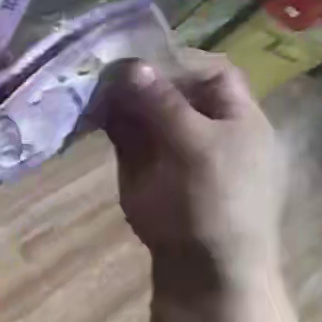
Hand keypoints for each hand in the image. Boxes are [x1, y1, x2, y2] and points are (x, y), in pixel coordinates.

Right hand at [99, 50, 295, 290]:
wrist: (203, 267)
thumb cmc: (218, 201)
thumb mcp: (199, 146)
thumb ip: (165, 103)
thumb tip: (132, 65)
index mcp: (234, 114)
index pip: (210, 71)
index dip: (179, 59)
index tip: (143, 54)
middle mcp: (201, 120)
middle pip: (169, 82)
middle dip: (139, 72)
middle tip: (105, 61)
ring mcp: (169, 140)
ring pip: (141, 103)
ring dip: (117, 91)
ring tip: (90, 79)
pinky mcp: (140, 159)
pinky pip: (121, 127)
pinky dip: (105, 114)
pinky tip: (87, 103)